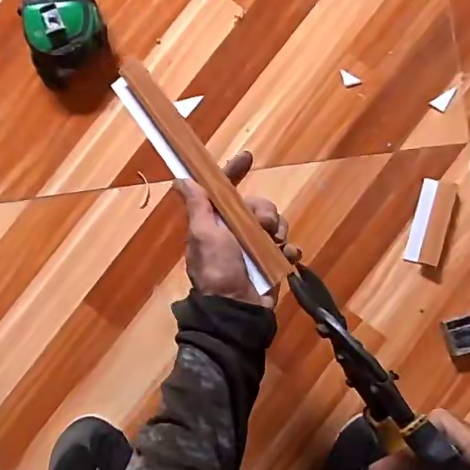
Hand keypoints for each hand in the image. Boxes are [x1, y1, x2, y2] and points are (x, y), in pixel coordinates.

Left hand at [173, 150, 301, 307]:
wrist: (237, 311)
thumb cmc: (217, 270)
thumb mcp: (204, 235)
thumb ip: (197, 206)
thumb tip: (180, 178)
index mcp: (215, 222)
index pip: (224, 190)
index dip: (233, 172)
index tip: (247, 158)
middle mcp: (233, 232)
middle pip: (256, 205)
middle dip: (264, 211)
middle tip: (263, 226)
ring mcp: (254, 248)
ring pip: (274, 223)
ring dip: (279, 230)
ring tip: (276, 245)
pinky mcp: (271, 263)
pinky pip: (286, 246)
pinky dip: (289, 249)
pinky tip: (287, 255)